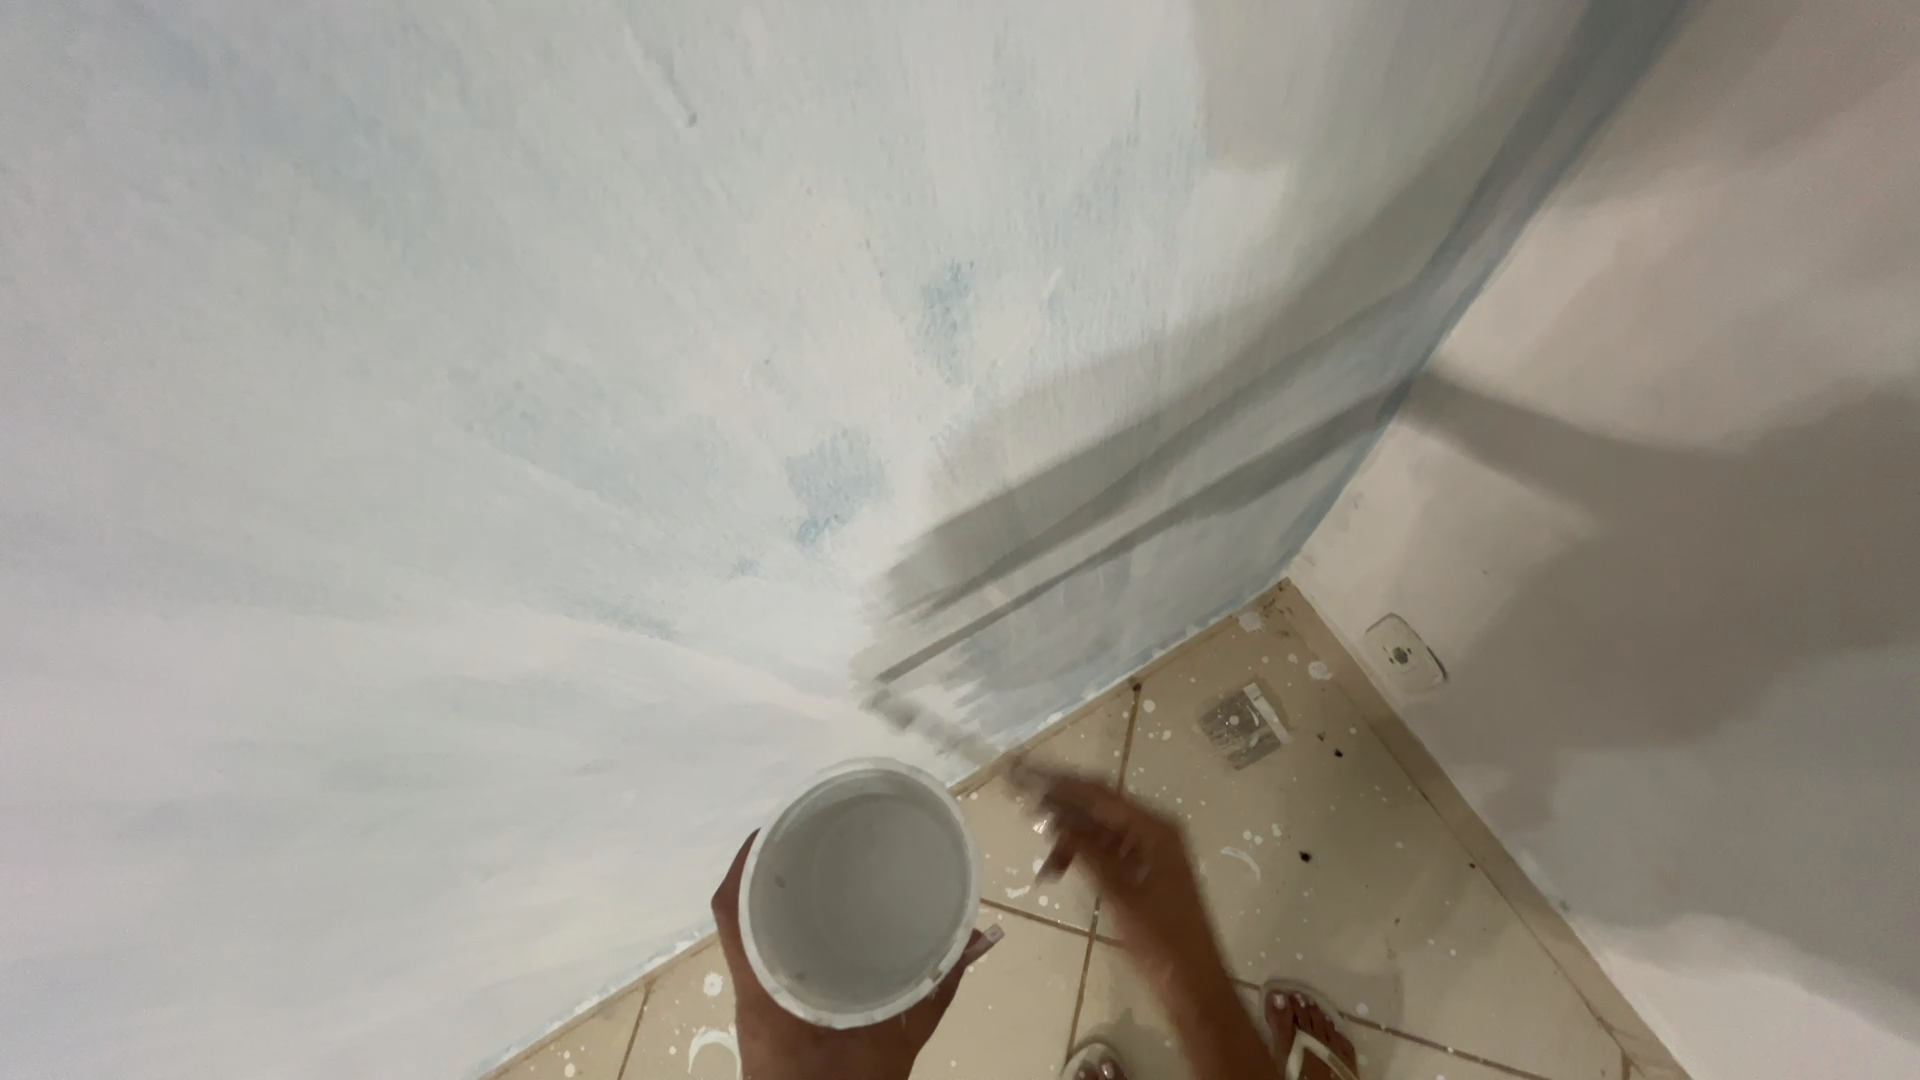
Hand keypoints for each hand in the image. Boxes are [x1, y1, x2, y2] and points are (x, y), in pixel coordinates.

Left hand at [709, 833, 998, 1079]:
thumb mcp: (897, 1042)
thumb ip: (937, 988)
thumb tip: (979, 937)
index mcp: (764, 989)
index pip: (731, 909)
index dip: (745, 859)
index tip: (778, 823)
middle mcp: (749, 990)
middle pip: (736, 913)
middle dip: (765, 868)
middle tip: (808, 834)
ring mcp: (753, 1005)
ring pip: (745, 935)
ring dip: (770, 897)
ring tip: (813, 862)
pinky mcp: (764, 1017)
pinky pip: (760, 959)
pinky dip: (779, 929)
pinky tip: (817, 921)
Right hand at [1034, 773, 1225, 993]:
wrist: (1194, 988)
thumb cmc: (1162, 942)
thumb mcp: (1119, 894)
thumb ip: (1087, 851)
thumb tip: (1054, 817)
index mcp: (1154, 827)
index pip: (1098, 792)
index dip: (1058, 781)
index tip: (1024, 773)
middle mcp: (1152, 829)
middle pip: (1096, 805)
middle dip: (1058, 804)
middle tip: (1020, 799)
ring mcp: (1147, 849)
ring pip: (1096, 828)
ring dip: (1067, 836)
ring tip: (1042, 857)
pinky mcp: (1141, 868)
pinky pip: (1104, 848)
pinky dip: (1080, 853)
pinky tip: (1057, 867)